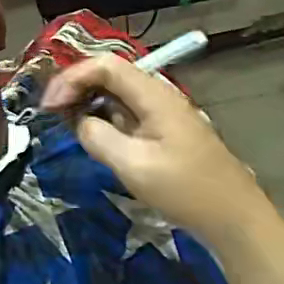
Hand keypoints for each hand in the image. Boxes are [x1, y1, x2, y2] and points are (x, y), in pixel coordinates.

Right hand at [41, 56, 263, 240]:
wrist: (234, 218)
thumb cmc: (185, 190)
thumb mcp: (133, 165)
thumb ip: (98, 137)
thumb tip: (79, 122)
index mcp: (154, 95)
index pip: (104, 65)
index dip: (72, 78)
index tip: (50, 104)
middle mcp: (159, 95)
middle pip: (109, 73)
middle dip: (76, 86)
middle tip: (51, 110)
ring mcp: (163, 112)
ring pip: (117, 92)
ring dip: (88, 100)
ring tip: (64, 120)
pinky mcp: (164, 130)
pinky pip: (126, 111)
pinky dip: (104, 115)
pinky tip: (92, 133)